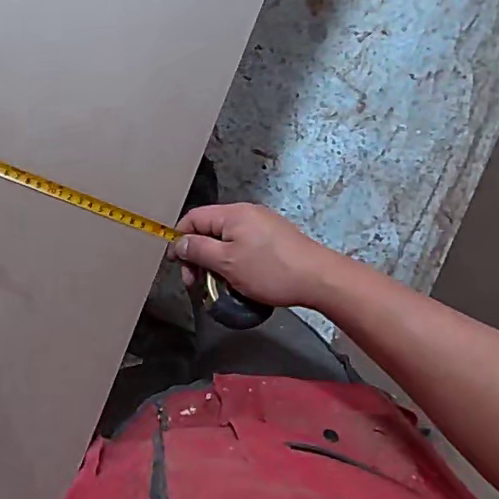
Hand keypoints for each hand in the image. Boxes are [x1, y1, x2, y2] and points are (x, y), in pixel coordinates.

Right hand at [170, 203, 341, 309]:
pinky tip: (238, 280)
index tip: (178, 265)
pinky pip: (243, 246)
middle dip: (198, 256)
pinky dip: (234, 262)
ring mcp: (262, 225)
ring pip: (226, 240)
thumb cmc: (271, 270)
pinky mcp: (274, 239)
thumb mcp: (227, 263)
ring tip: (219, 285)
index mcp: (233, 213)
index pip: (193, 218)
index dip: (180, 240)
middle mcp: (247, 213)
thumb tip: (180, 242)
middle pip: (209, 229)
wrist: (320, 279)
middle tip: (196, 282)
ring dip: (216, 262)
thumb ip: (198, 250)